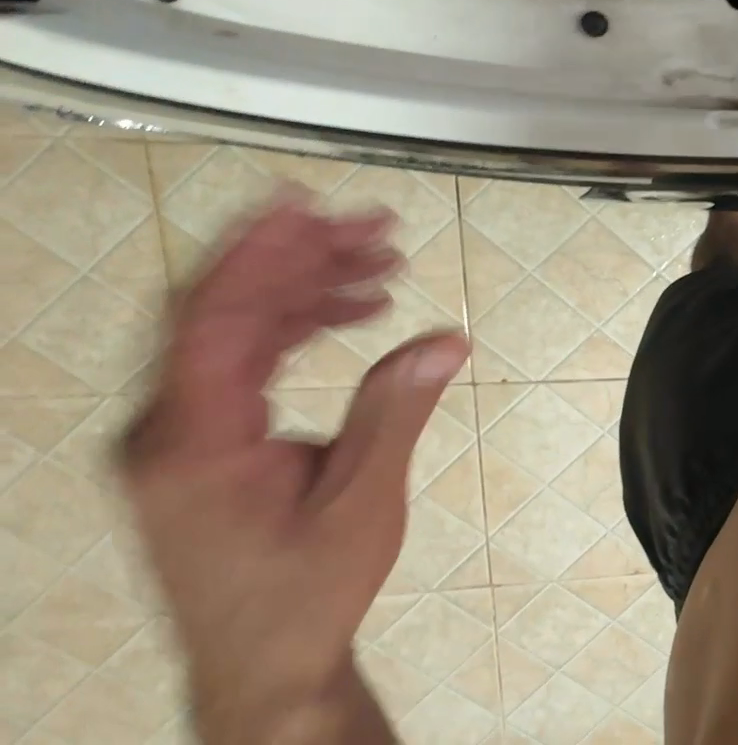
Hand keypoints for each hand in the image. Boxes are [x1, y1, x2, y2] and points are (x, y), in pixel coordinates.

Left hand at [116, 190, 469, 743]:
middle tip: (375, 228)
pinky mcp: (205, 437)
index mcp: (190, 440)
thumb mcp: (362, 500)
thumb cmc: (304, 592)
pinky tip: (357, 311)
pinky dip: (303, 321)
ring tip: (381, 263)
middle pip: (225, 307)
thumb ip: (397, 410)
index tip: (306, 203)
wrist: (265, 658)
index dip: (259, 251)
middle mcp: (168, 426)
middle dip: (302, 257)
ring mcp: (181, 430)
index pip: (215, 316)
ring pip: (237, 326)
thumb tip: (445, 337)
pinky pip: (248, 355)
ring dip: (308, 286)